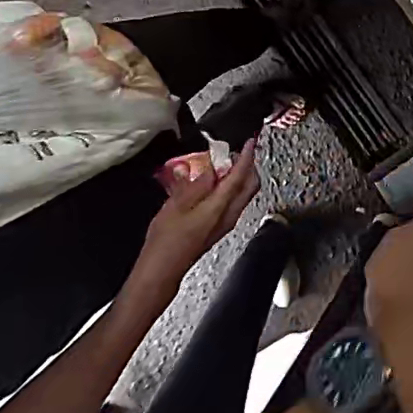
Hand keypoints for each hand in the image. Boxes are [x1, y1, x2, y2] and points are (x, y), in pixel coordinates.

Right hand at [134, 140, 261, 291]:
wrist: (162, 270)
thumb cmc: (167, 240)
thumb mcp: (177, 204)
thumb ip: (195, 183)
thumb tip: (208, 168)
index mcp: (220, 206)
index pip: (241, 176)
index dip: (246, 157)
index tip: (249, 143)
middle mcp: (229, 215)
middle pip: (250, 186)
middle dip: (247, 166)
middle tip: (236, 152)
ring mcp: (226, 223)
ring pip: (243, 194)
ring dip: (238, 177)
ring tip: (222, 165)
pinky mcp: (218, 227)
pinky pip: (233, 202)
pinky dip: (230, 188)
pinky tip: (213, 184)